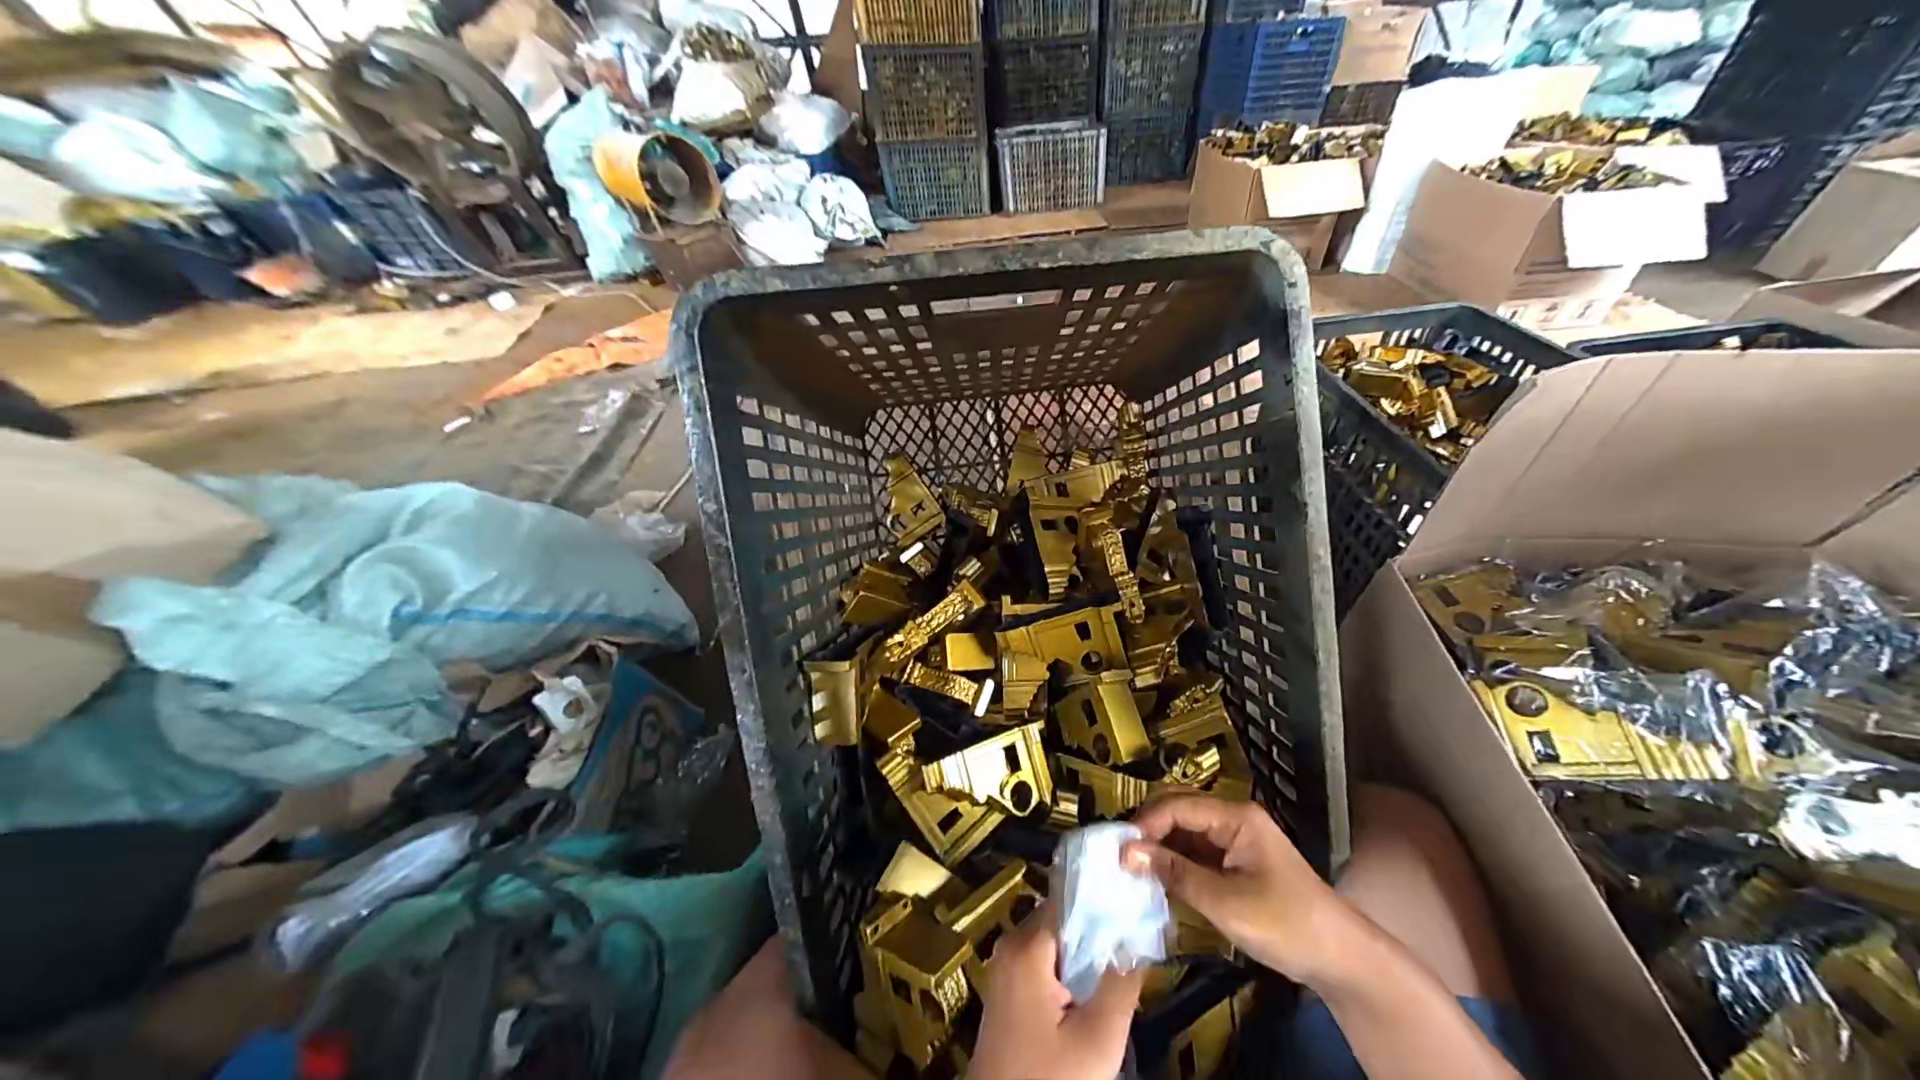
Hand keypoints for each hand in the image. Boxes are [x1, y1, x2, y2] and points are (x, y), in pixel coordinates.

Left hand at [967, 904, 1143, 1079]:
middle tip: (1135, 938)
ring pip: (1054, 944)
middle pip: (1060, 920)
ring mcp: (1006, 970)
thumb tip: (1138, 941)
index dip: (1103, 900)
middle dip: (1097, 928)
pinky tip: (1095, 990)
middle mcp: (1010, 948)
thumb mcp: (1098, 1038)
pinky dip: (1069, 971)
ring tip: (1122, 962)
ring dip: (1085, 953)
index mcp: (1026, 948)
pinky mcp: (1008, 993)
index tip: (1134, 903)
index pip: (1068, 901)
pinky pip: (1044, 965)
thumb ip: (1121, 983)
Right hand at [1123, 794, 1356, 987]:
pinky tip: (1158, 879)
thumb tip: (1127, 852)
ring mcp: (1237, 840)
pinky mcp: (1237, 862)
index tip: (1120, 850)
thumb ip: (1174, 873)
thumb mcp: (1223, 901)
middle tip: (1120, 856)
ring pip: (1186, 832)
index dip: (1146, 824)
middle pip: (1180, 812)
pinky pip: (1197, 852)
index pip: (1177, 806)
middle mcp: (1234, 819)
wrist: (1341, 959)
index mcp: (1236, 817)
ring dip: (1161, 848)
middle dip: (1149, 831)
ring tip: (1133, 869)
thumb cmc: (1285, 924)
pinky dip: (1176, 863)